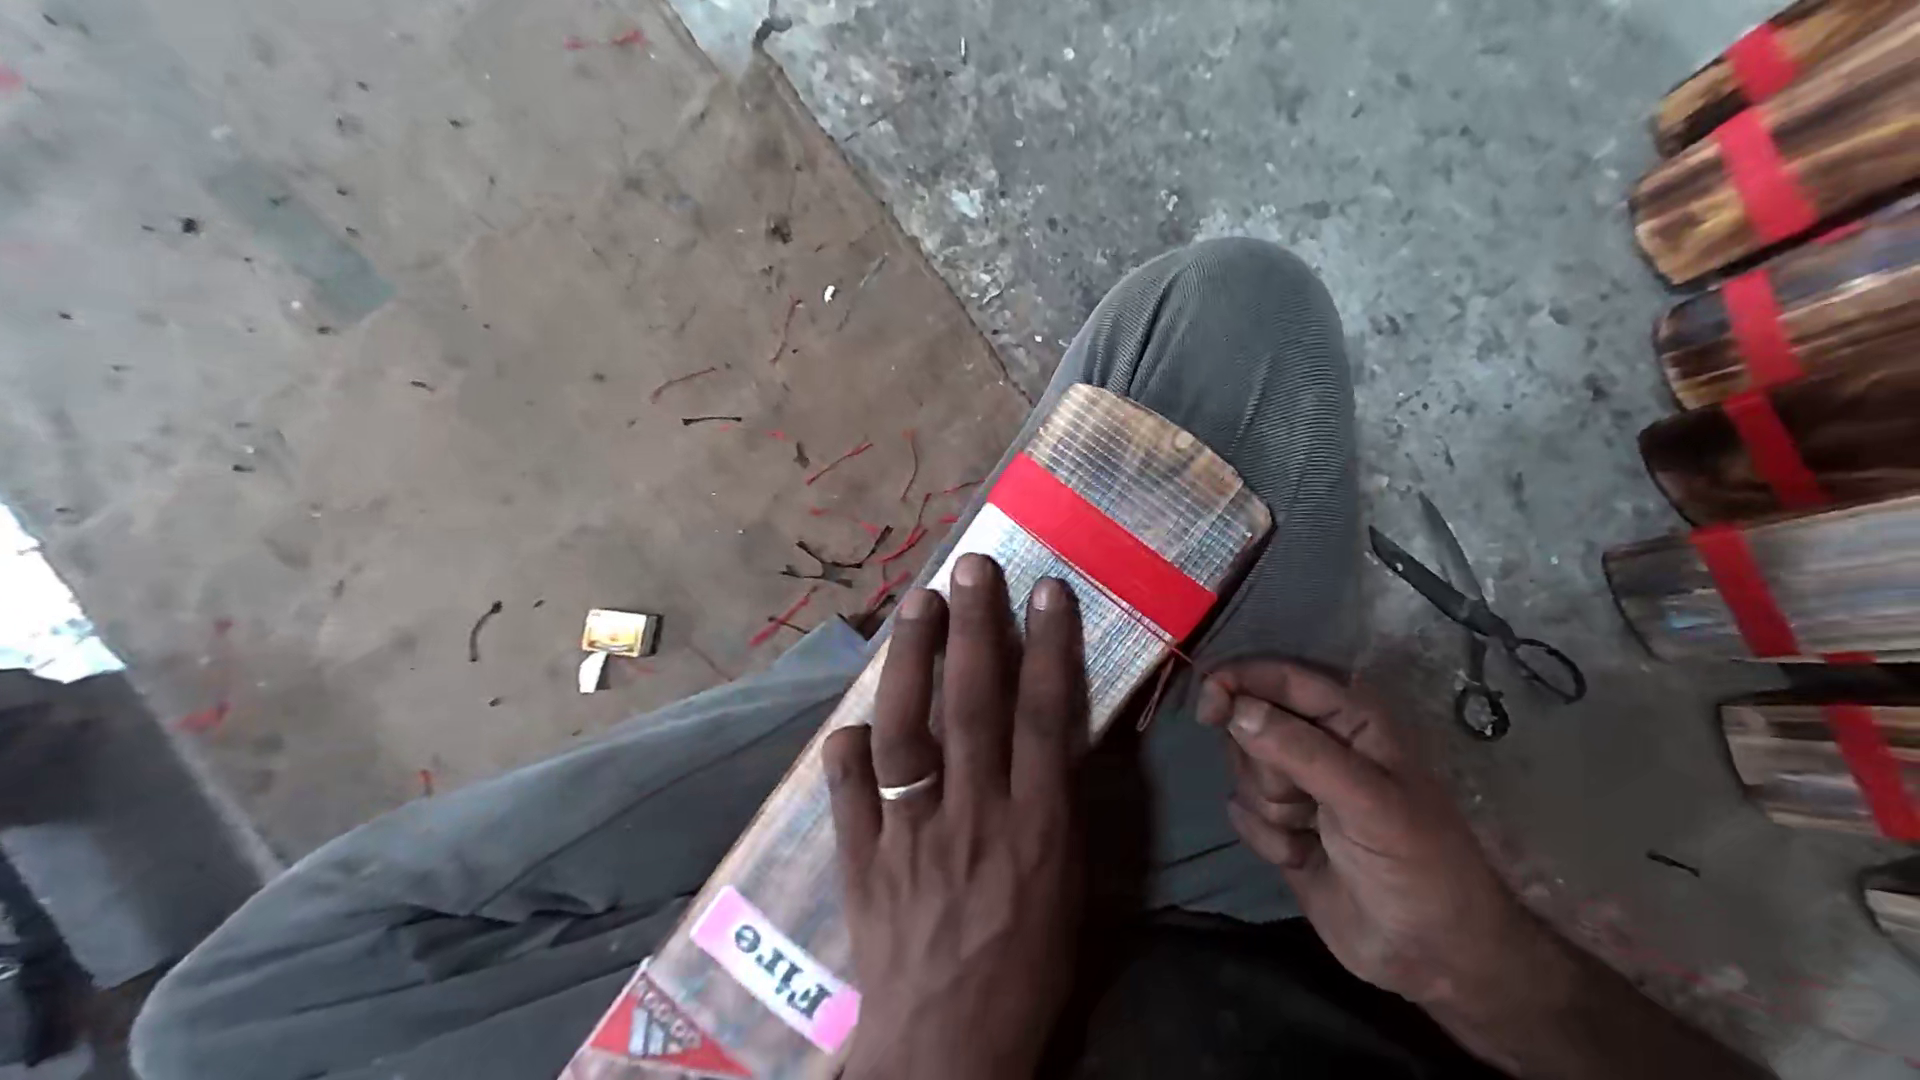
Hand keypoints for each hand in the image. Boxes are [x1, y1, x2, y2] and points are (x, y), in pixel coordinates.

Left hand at [824, 555, 1086, 1079]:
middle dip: (977, 629)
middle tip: (975, 566)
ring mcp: (910, 835)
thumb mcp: (1067, 882)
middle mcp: (974, 818)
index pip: (1044, 719)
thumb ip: (1053, 799)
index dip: (1048, 648)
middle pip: (974, 706)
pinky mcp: (862, 857)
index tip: (1046, 591)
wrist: (947, 1048)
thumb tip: (1044, 725)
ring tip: (919, 603)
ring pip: (909, 732)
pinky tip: (856, 717)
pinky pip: (847, 789)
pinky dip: (849, 746)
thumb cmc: (1026, 964)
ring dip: (912, 661)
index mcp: (1037, 829)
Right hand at [1196, 660, 1547, 1009]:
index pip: (1281, 678)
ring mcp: (1297, 784)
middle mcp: (1318, 742)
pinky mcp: (1278, 823)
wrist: (1433, 957)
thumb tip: (1234, 708)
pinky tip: (1300, 856)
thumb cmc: (1420, 866)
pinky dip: (1266, 837)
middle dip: (1262, 766)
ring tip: (1309, 833)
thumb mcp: (1368, 803)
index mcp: (1350, 719)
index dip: (1238, 682)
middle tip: (1301, 801)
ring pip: (1241, 769)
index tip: (1208, 708)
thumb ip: (1301, 751)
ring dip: (1268, 806)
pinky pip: (1241, 811)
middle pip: (1249, 724)